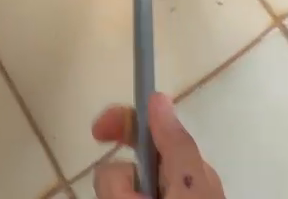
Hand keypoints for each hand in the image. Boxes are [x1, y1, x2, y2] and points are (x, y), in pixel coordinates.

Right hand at [90, 95, 222, 198]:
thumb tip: (158, 97)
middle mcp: (165, 191)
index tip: (98, 132)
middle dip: (116, 187)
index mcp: (183, 174)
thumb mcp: (189, 188)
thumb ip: (174, 146)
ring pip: (114, 192)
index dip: (120, 120)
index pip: (144, 129)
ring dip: (119, 198)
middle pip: (119, 170)